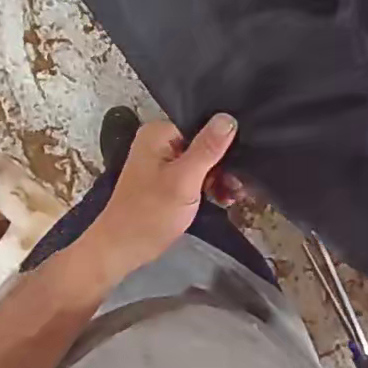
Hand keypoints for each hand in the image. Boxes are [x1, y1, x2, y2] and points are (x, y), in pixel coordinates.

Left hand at [75, 113, 238, 276]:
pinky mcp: (167, 180)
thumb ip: (207, 148)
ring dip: (220, 177)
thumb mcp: (185, 179)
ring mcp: (162, 162)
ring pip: (202, 161)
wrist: (123, 249)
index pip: (202, 124)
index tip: (244, 157)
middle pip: (203, 143)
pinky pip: (195, 175)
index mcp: (159, 133)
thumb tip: (228, 118)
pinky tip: (224, 198)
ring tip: (235, 194)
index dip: (224, 139)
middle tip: (239, 184)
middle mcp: (159, 142)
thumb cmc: (151, 213)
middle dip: (223, 163)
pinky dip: (209, 186)